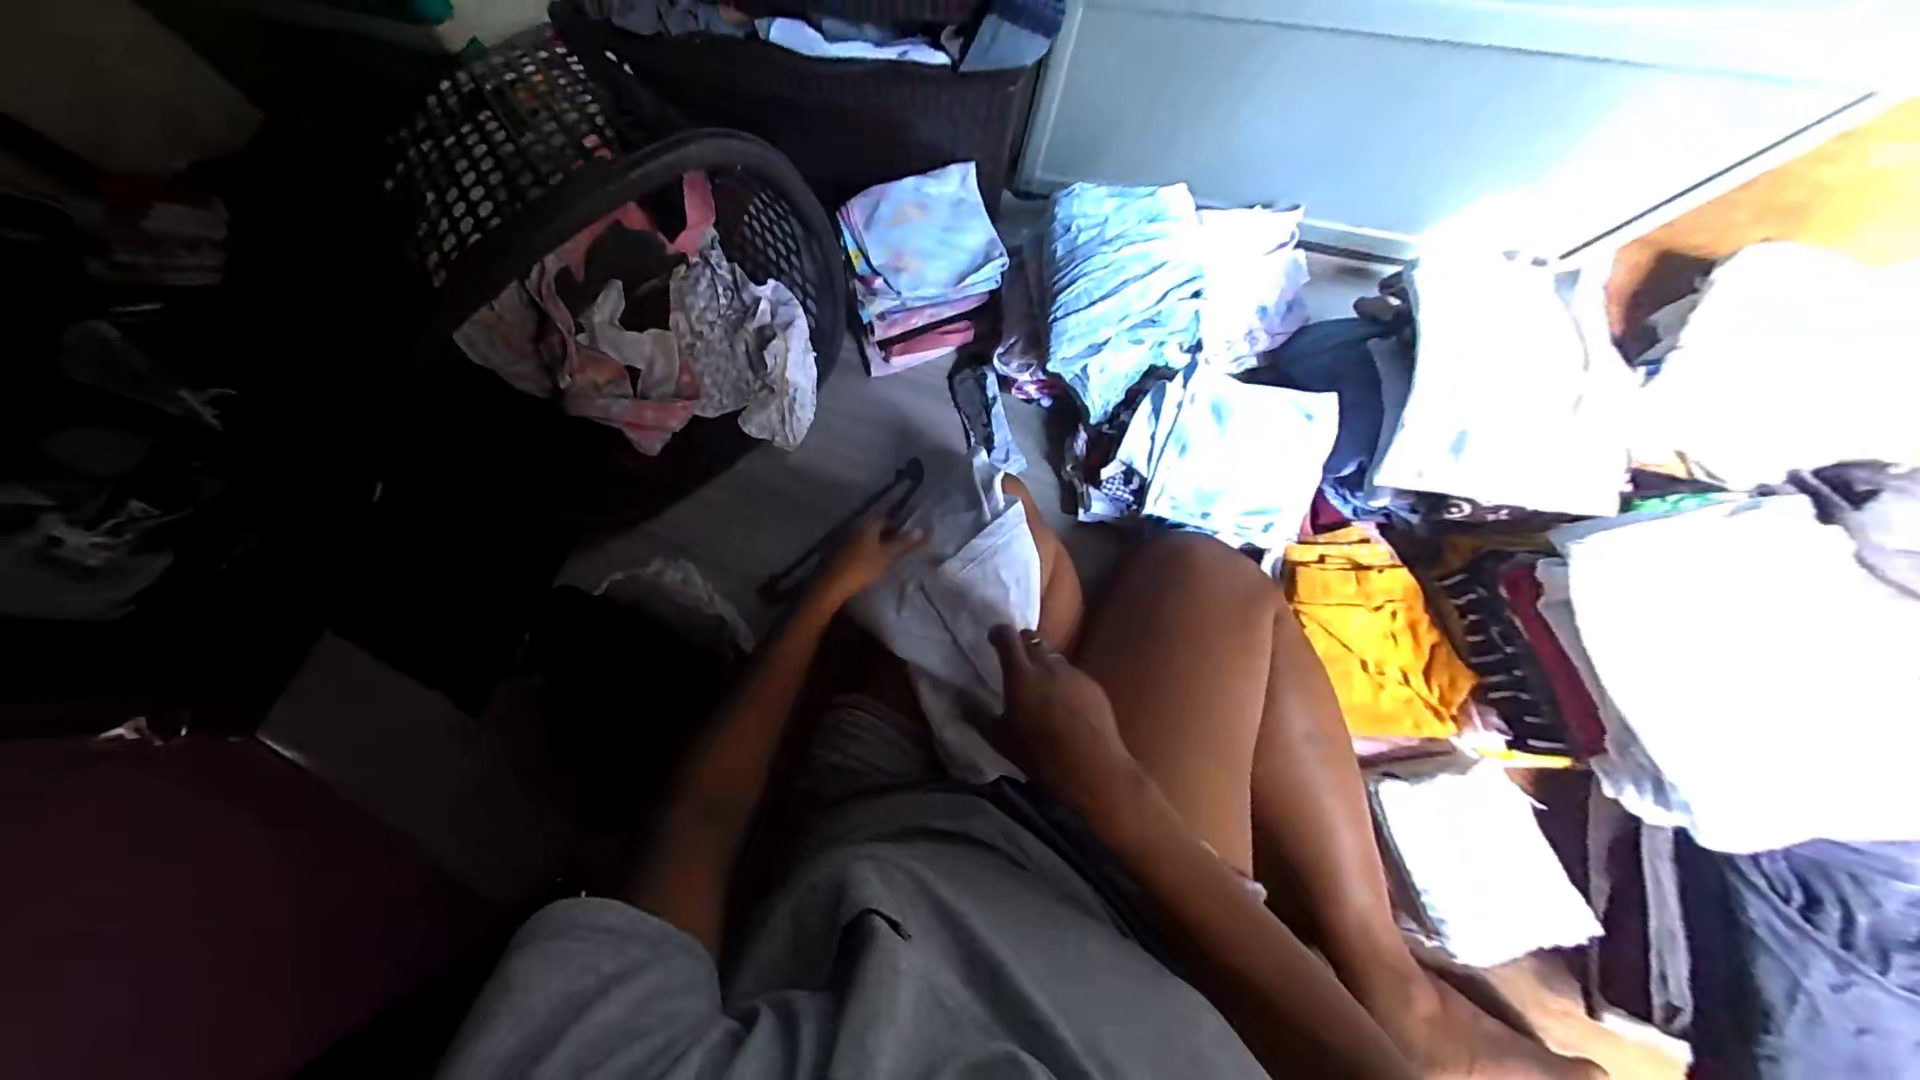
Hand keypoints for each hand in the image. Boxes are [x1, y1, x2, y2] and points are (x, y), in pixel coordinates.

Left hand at [812, 515, 926, 609]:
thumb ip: (903, 543)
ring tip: (889, 553)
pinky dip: (868, 550)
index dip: (896, 523)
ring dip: (877, 542)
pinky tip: (872, 561)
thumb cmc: (862, 567)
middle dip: (887, 533)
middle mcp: (856, 530)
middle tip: (900, 543)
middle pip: (874, 527)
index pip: (884, 518)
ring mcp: (846, 541)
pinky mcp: (841, 554)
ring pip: (866, 538)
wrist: (833, 585)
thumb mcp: (886, 556)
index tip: (906, 532)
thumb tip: (921, 530)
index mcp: (867, 527)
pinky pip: (859, 547)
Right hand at [991, 625, 1137, 813]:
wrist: (1092, 770)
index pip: (1007, 636)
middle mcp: (1047, 667)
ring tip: (1040, 685)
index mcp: (1021, 675)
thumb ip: (978, 715)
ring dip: (1043, 663)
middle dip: (1021, 643)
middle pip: (1032, 638)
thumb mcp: (1000, 739)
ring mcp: (1073, 674)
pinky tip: (1064, 704)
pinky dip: (1063, 680)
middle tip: (1015, 661)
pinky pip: (1072, 673)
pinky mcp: (1092, 685)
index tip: (993, 638)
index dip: (998, 633)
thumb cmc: (1040, 756)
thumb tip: (959, 699)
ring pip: (1053, 656)